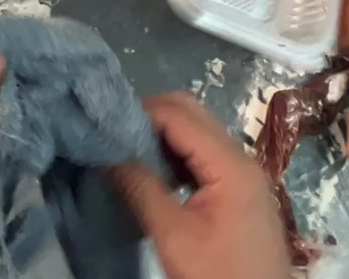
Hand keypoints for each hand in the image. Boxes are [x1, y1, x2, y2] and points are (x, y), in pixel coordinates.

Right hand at [108, 91, 287, 278]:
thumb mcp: (173, 236)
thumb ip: (138, 186)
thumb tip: (103, 150)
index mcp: (230, 165)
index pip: (178, 115)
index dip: (139, 112)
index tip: (106, 123)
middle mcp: (242, 158)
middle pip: (191, 112)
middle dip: (151, 115)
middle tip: (116, 133)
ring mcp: (245, 174)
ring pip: (197, 129)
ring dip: (163, 132)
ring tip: (130, 150)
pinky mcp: (241, 189)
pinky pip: (205, 152)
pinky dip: (178, 151)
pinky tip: (156, 170)